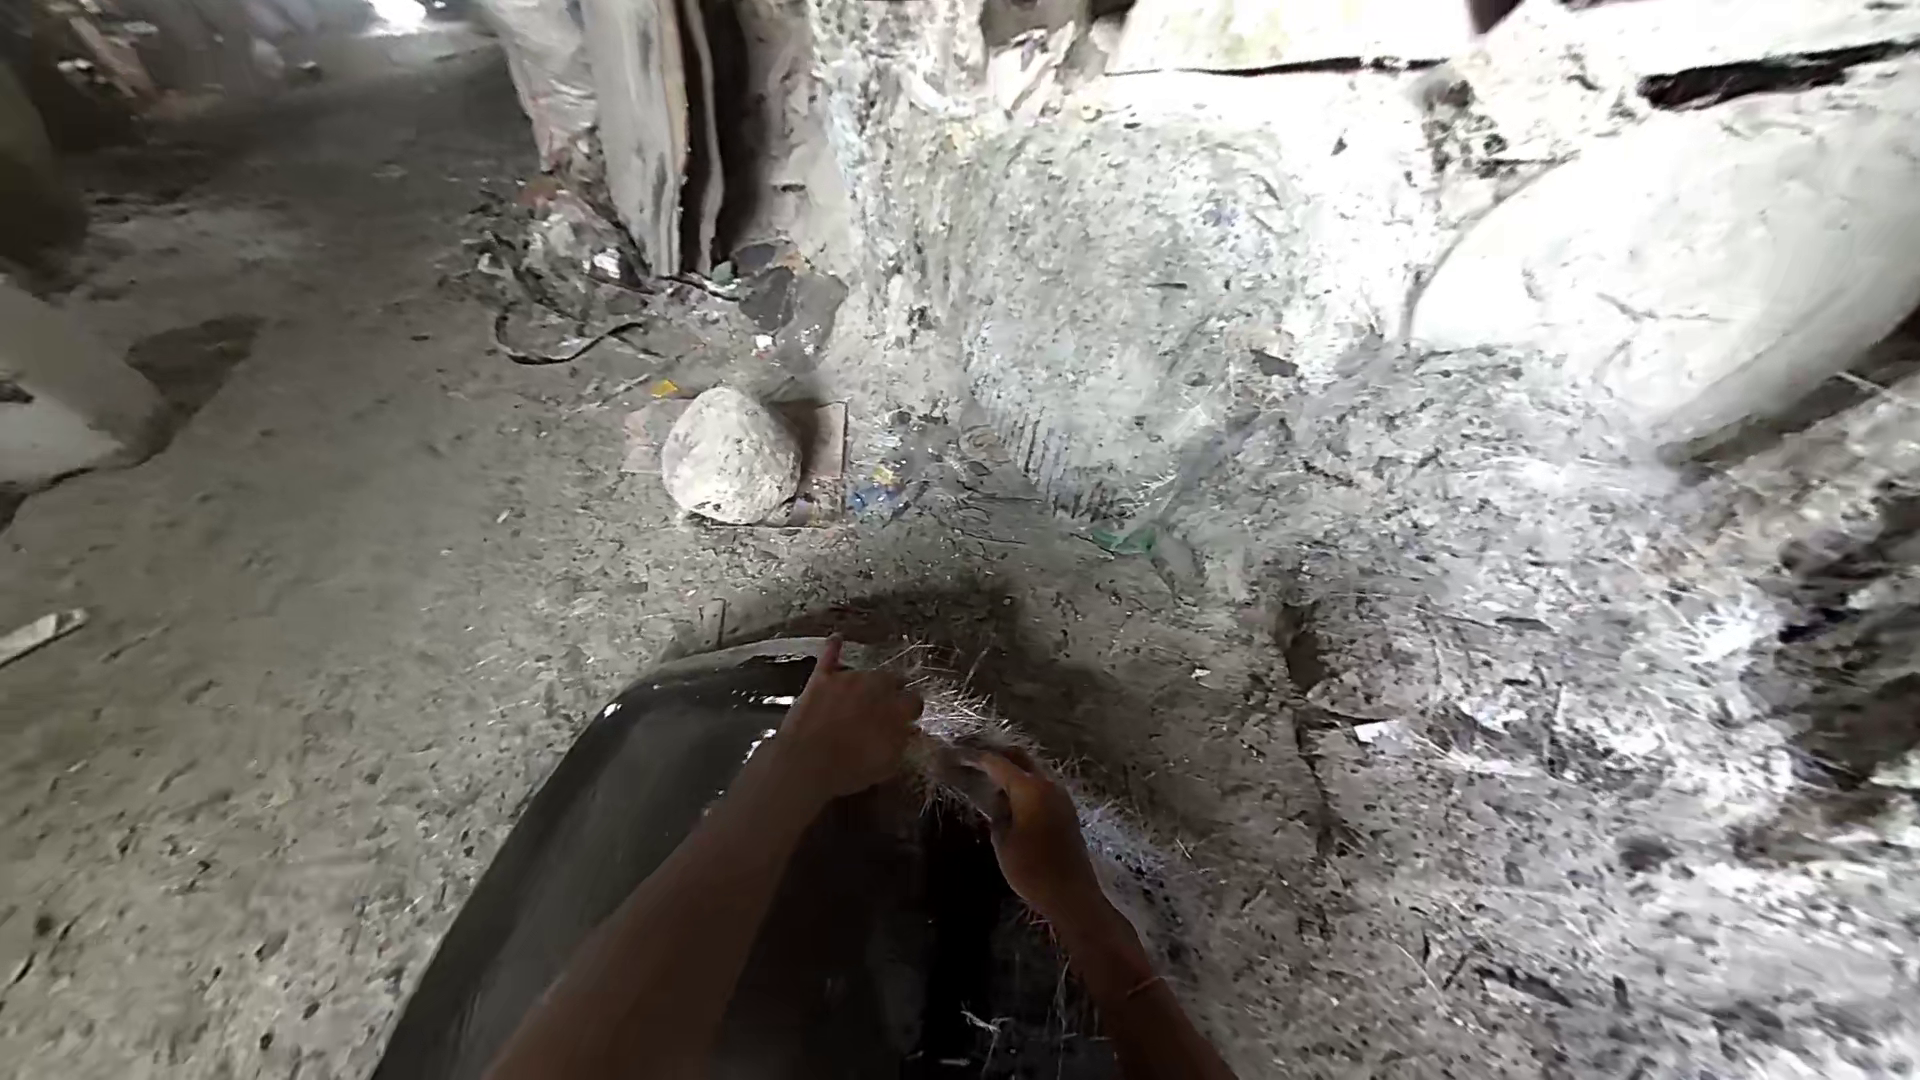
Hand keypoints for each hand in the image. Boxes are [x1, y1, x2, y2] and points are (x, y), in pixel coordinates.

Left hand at [773, 636, 921, 802]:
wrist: (807, 761)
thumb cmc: (850, 769)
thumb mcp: (887, 764)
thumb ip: (903, 743)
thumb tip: (913, 730)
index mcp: (896, 707)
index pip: (914, 700)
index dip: (911, 710)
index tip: (907, 719)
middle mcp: (876, 685)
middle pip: (892, 679)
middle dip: (891, 691)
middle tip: (883, 707)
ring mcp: (847, 678)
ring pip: (864, 672)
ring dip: (866, 682)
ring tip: (861, 695)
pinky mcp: (822, 678)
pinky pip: (829, 656)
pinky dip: (833, 647)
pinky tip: (836, 637)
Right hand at [973, 749, 1107, 922]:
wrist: (1071, 895)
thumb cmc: (1032, 869)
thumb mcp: (1003, 842)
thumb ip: (998, 814)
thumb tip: (999, 802)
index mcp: (1029, 788)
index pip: (998, 764)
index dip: (978, 758)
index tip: (961, 756)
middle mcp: (1047, 784)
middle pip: (1020, 758)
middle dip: (998, 756)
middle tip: (977, 762)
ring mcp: (1060, 796)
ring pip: (1033, 771)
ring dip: (1013, 772)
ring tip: (992, 783)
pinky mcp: (1066, 809)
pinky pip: (1041, 786)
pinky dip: (1025, 785)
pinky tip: (1013, 800)